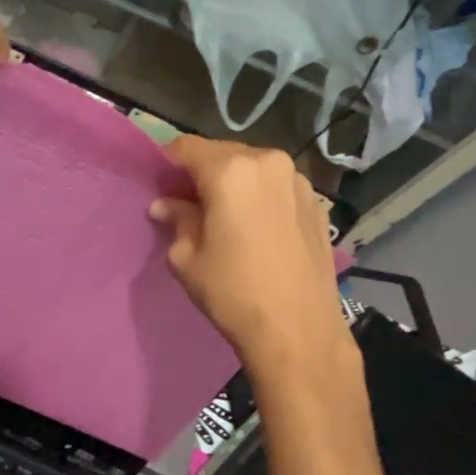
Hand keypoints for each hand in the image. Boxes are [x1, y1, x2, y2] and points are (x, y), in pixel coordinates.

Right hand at [148, 136, 346, 372]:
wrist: (296, 327)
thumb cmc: (232, 291)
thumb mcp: (187, 258)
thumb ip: (176, 220)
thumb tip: (166, 205)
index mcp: (230, 171)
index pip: (187, 147)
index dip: (168, 164)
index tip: (159, 187)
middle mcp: (268, 162)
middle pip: (222, 154)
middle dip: (200, 174)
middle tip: (186, 205)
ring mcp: (297, 180)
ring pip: (252, 169)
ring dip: (232, 185)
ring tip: (222, 219)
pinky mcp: (316, 202)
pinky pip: (276, 187)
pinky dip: (258, 198)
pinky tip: (253, 230)